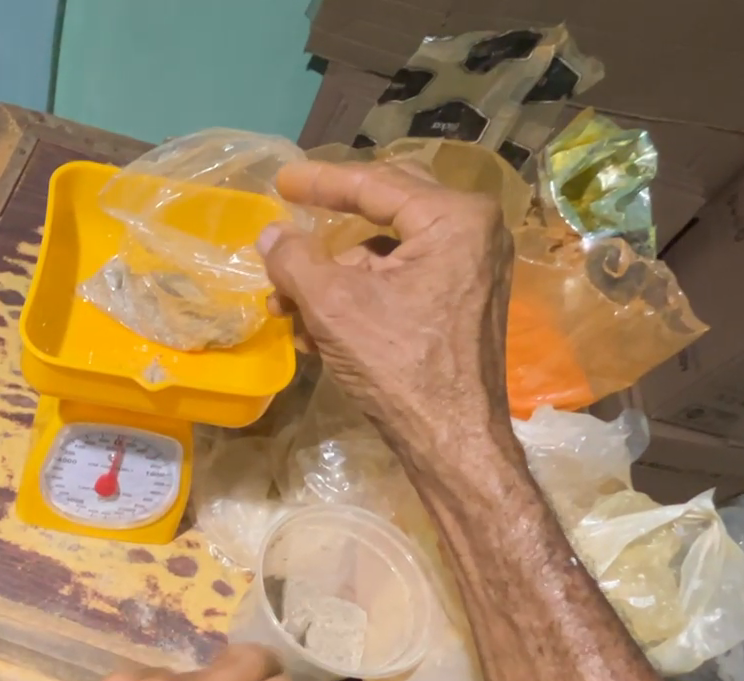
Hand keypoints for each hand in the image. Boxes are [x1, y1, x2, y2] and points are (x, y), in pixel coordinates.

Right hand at [260, 161, 513, 458]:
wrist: (448, 436)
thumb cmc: (397, 364)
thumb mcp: (333, 306)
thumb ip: (296, 261)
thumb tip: (270, 234)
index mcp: (454, 219)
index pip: (377, 184)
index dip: (322, 182)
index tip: (282, 181)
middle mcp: (472, 235)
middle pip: (383, 216)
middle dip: (325, 238)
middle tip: (288, 228)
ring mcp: (469, 272)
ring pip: (384, 259)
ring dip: (332, 280)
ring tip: (289, 309)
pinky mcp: (459, 307)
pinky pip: (397, 285)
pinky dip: (356, 301)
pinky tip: (319, 330)